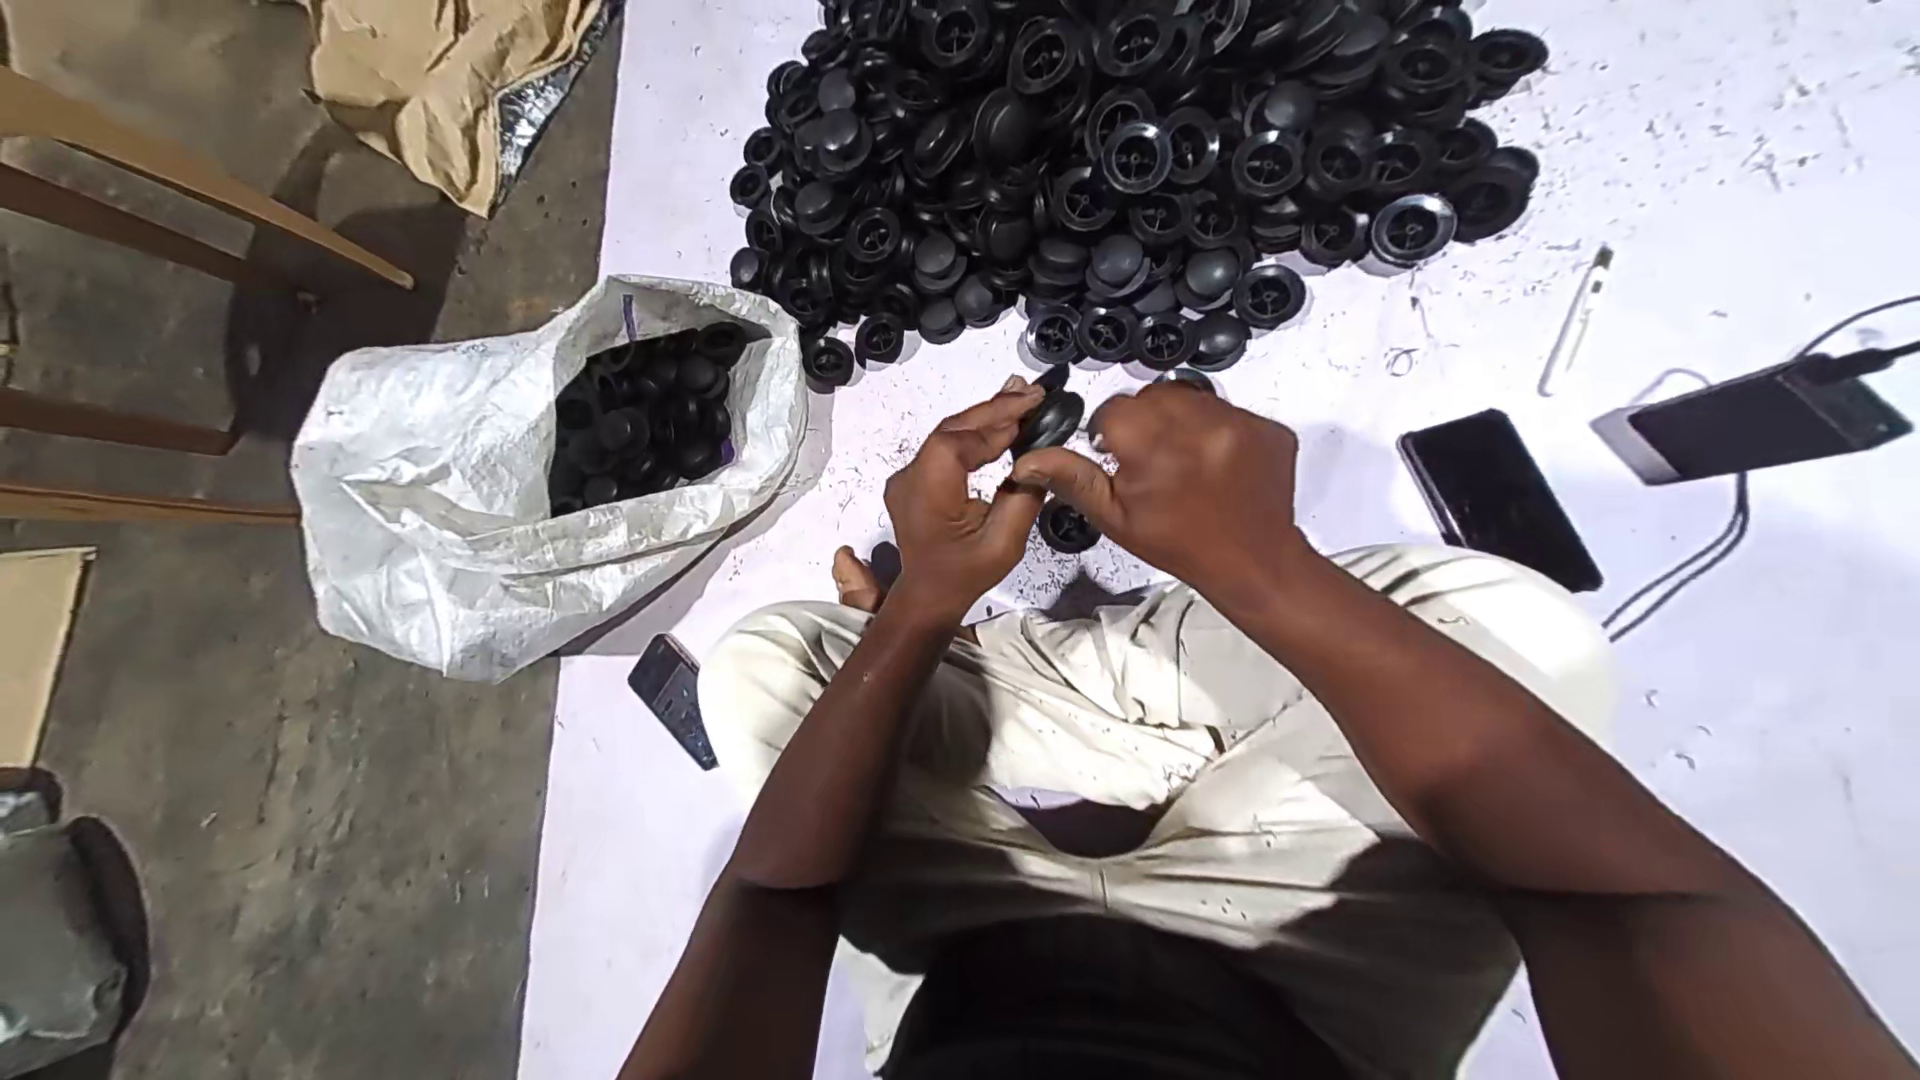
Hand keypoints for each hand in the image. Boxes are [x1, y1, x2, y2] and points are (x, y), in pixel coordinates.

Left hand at [882, 377, 1047, 623]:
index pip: (955, 444)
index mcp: (927, 496)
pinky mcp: (914, 478)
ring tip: (1022, 399)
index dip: (992, 424)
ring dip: (985, 416)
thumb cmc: (965, 574)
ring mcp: (907, 477)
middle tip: (1032, 393)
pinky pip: (944, 446)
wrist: (929, 593)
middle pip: (950, 430)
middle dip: (993, 409)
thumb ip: (1023, 497)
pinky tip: (999, 422)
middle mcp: (909, 480)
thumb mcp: (1004, 545)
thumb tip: (1037, 458)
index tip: (1030, 411)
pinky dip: (973, 432)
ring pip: (947, 434)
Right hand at [1011, 382, 1312, 600]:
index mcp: (1153, 447)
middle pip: (1152, 395)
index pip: (1115, 408)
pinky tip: (1213, 462)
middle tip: (1153, 461)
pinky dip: (1214, 428)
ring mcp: (1238, 424)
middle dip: (1145, 422)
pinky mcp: (1266, 427)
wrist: (1249, 560)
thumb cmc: (1180, 543)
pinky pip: (1226, 408)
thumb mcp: (1115, 517)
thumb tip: (1030, 461)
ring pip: (1189, 396)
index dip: (1110, 432)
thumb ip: (1072, 479)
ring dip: (1179, 420)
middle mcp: (1199, 427)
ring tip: (1184, 461)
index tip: (1119, 453)